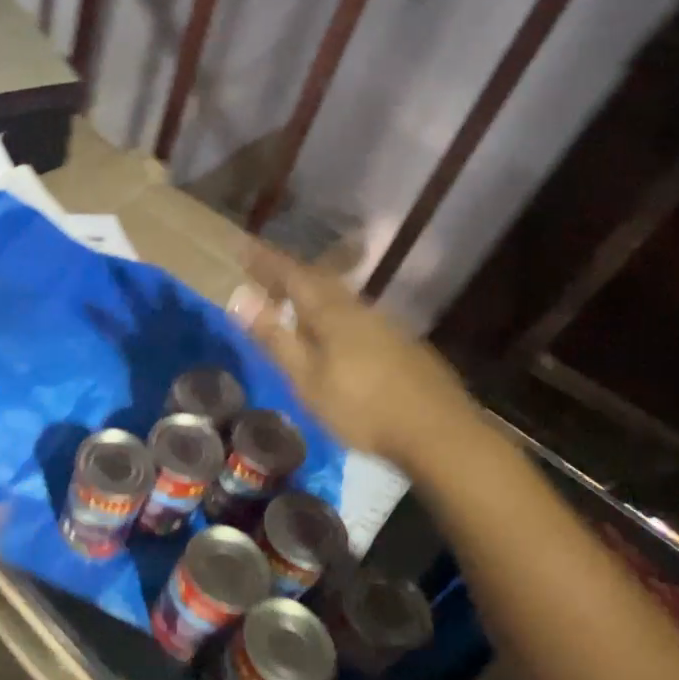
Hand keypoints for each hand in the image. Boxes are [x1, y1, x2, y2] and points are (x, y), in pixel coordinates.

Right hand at [235, 245, 480, 467]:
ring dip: (312, 293)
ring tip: (291, 301)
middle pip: (319, 281)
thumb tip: (240, 299)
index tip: (242, 247)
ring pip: (340, 297)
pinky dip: (333, 313)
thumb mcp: (307, 379)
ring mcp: (385, 325)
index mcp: (332, 313)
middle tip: (262, 273)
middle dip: (288, 274)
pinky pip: (356, 315)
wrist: (437, 432)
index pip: (292, 275)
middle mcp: (359, 309)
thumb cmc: (361, 408)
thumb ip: (275, 339)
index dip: (266, 261)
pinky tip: (332, 331)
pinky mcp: (401, 344)